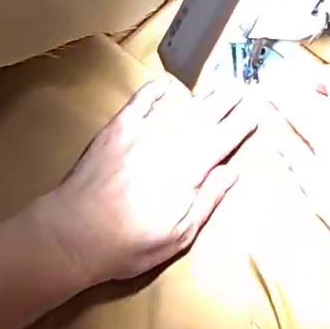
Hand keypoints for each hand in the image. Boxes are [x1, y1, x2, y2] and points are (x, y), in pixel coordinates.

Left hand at [28, 78, 256, 284]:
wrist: (74, 232)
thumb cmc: (129, 243)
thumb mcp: (179, 235)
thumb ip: (207, 199)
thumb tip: (231, 171)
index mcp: (189, 169)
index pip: (224, 139)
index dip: (241, 124)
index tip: (256, 111)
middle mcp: (169, 142)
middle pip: (205, 116)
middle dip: (226, 101)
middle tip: (242, 88)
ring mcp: (141, 131)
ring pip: (178, 106)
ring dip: (200, 95)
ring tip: (217, 86)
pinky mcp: (116, 128)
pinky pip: (139, 102)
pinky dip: (152, 92)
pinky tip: (163, 86)